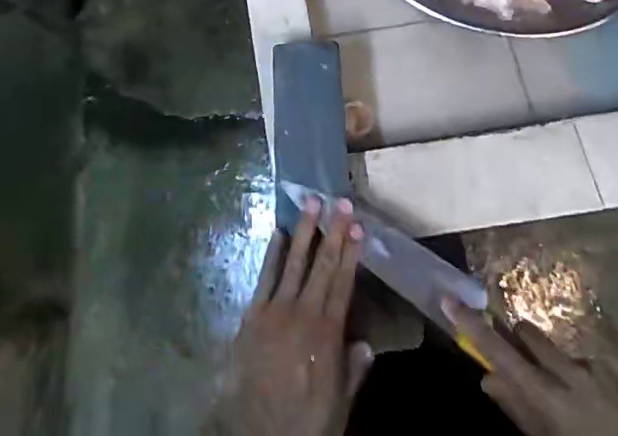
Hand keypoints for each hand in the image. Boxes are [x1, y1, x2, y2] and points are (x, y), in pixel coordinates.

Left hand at [210, 197, 371, 435]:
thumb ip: (353, 370)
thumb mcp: (339, 403)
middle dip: (333, 232)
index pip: (343, 282)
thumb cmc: (303, 422)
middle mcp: (303, 313)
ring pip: (294, 263)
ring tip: (312, 202)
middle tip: (341, 203)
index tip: (359, 226)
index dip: (352, 252)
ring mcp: (275, 311)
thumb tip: (365, 344)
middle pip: (322, 265)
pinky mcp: (252, 316)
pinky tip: (278, 233)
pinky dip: (272, 255)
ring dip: (304, 231)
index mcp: (328, 332)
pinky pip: (264, 278)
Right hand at [443, 299, 617, 435]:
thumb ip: (517, 409)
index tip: (451, 299)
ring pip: (555, 348)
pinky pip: (582, 362)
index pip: (501, 352)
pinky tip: (586, 404)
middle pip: (528, 333)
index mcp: (547, 396)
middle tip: (517, 364)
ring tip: (559, 394)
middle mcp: (569, 372)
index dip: (473, 326)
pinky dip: (575, 376)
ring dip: (548, 361)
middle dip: (517, 341)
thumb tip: (488, 377)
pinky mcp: (614, 372)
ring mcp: (594, 369)